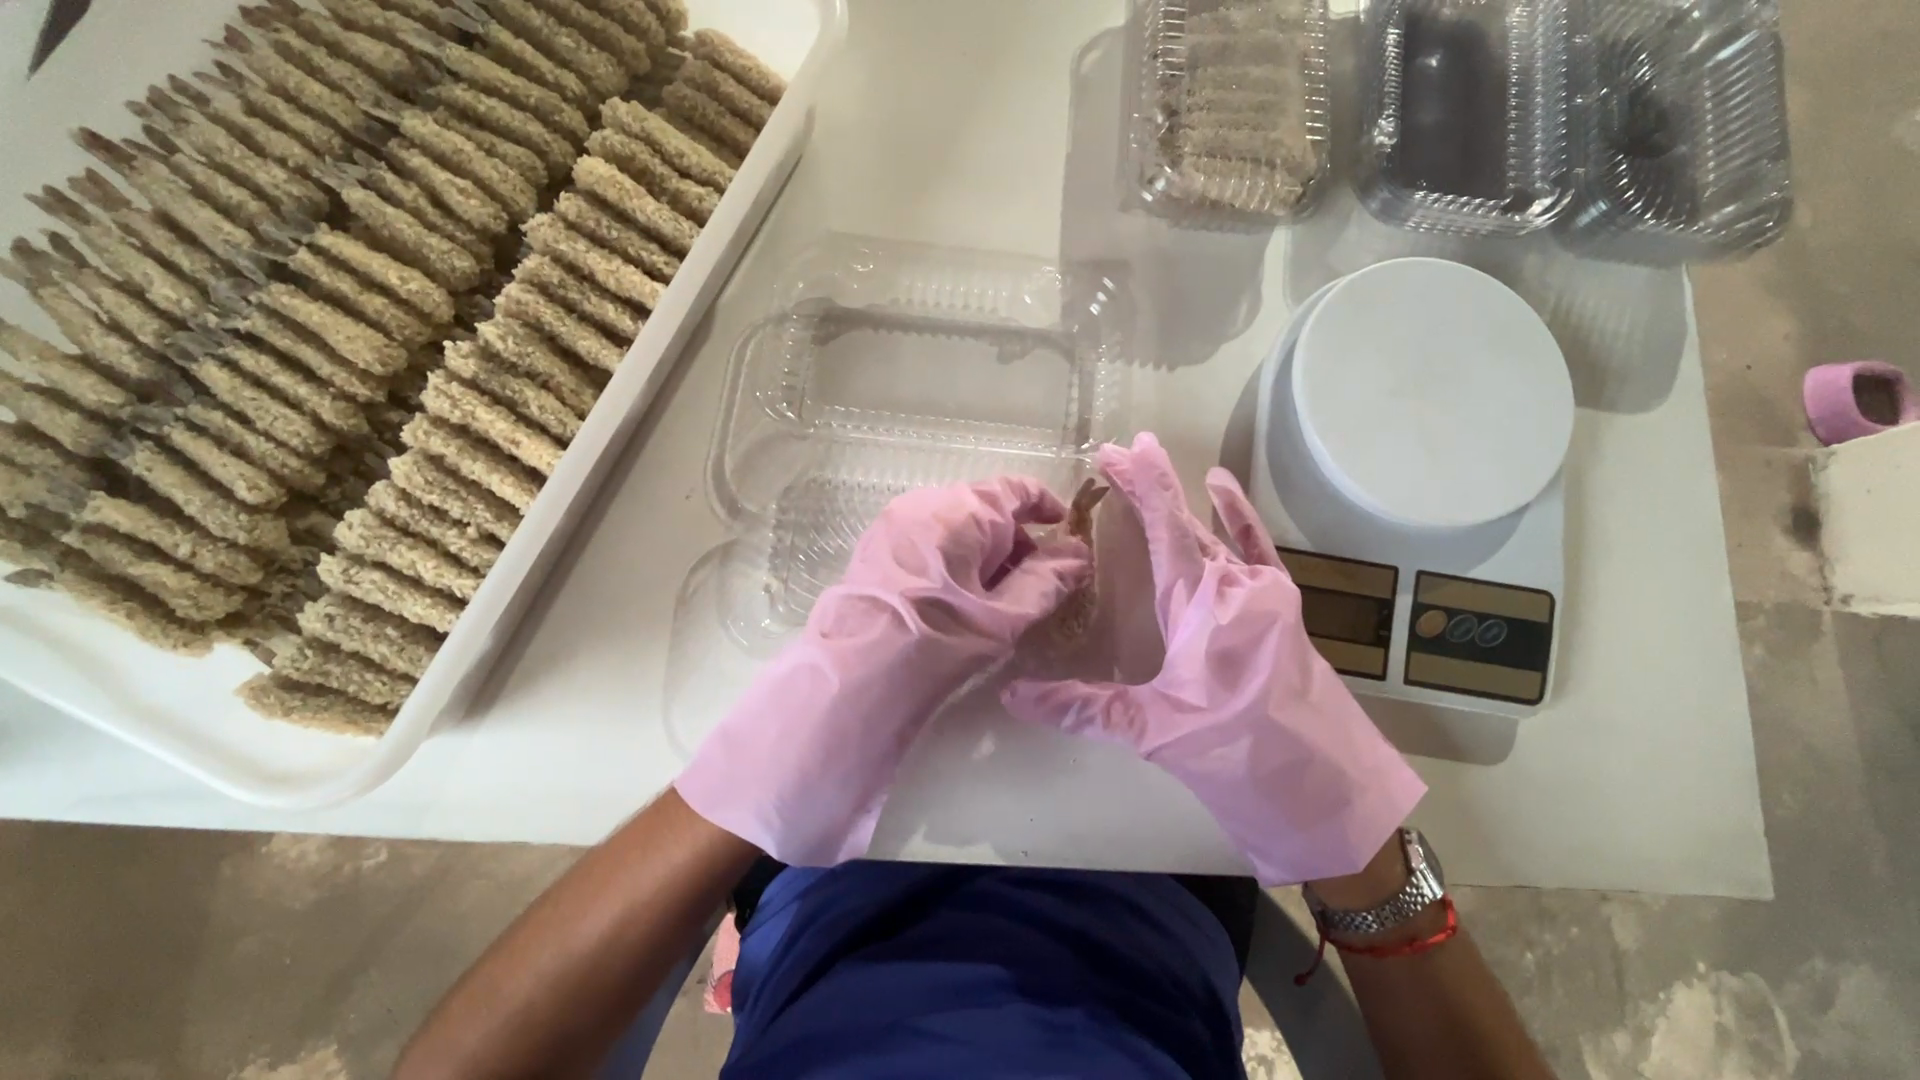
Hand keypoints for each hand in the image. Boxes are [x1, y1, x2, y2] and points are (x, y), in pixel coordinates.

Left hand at [676, 476, 1091, 865]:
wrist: (853, 675)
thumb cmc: (938, 641)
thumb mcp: (1005, 616)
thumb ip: (1047, 580)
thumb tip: (1078, 555)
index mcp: (963, 508)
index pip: (1016, 489)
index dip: (1046, 507)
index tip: (1063, 534)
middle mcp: (925, 502)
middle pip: (984, 506)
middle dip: (1014, 539)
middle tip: (1032, 582)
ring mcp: (893, 523)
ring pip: (953, 524)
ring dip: (981, 550)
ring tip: (994, 598)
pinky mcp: (874, 547)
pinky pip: (926, 538)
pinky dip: (950, 557)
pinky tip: (953, 599)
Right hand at [1001, 433, 1424, 884]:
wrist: (1331, 795)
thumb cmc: (1240, 757)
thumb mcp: (1154, 731)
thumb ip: (1083, 708)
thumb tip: (1014, 694)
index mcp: (1203, 604)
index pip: (1165, 527)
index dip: (1140, 483)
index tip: (1115, 449)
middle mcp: (1238, 588)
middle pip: (1186, 524)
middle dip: (1150, 488)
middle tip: (1116, 455)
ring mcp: (1268, 599)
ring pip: (1217, 538)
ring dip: (1185, 506)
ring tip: (1160, 465)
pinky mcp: (1285, 616)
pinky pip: (1260, 553)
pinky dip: (1240, 521)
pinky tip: (1225, 493)